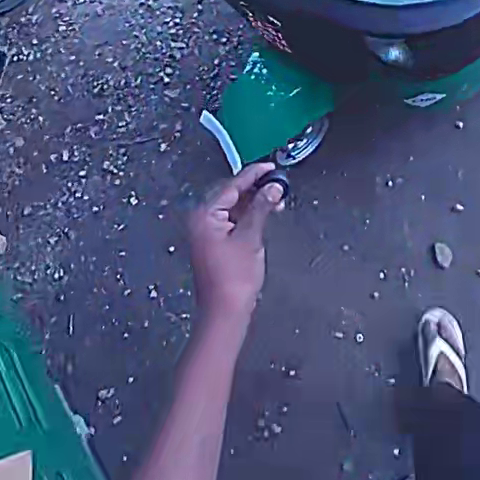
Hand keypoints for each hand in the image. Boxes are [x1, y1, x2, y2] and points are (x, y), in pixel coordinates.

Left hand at [187, 162, 285, 325]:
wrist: (225, 312)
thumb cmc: (233, 279)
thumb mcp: (250, 237)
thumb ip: (261, 207)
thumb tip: (273, 187)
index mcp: (204, 214)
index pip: (232, 185)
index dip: (254, 174)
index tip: (270, 167)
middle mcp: (201, 219)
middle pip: (231, 193)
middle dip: (256, 188)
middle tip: (277, 182)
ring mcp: (206, 231)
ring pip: (233, 206)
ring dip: (254, 201)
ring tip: (276, 198)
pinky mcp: (214, 241)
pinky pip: (232, 218)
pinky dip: (248, 214)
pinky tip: (264, 213)